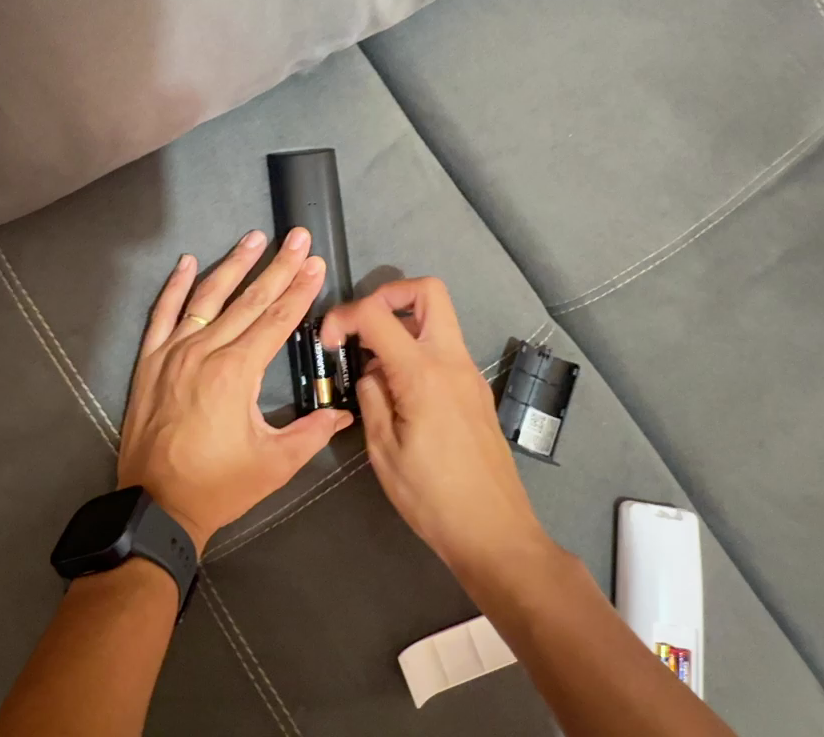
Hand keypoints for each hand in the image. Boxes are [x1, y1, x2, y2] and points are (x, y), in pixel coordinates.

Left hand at [117, 228, 355, 552]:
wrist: (155, 505)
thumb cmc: (219, 486)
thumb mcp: (274, 464)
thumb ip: (311, 433)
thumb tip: (343, 414)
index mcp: (237, 372)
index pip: (277, 320)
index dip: (300, 290)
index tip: (316, 264)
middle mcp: (205, 351)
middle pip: (249, 300)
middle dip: (277, 266)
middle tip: (296, 237)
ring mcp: (173, 352)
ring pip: (207, 297)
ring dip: (233, 266)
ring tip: (254, 238)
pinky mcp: (149, 361)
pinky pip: (163, 313)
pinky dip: (175, 286)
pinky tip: (188, 262)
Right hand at [320, 278, 553, 578]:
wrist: (495, 533)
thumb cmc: (432, 497)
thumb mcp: (383, 450)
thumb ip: (371, 398)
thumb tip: (371, 372)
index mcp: (423, 374)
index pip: (377, 314)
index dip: (344, 316)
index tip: (328, 342)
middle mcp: (452, 362)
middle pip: (428, 291)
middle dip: (388, 295)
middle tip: (362, 325)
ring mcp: (470, 375)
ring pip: (439, 318)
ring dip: (403, 322)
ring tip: (374, 362)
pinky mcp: (476, 392)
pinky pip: (444, 349)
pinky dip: (417, 349)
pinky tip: (397, 389)